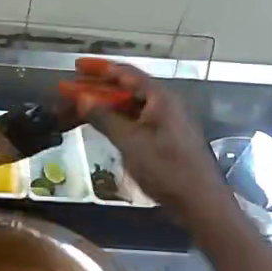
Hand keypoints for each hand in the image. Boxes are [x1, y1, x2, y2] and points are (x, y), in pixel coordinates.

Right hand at [67, 58, 234, 224]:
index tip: (77, 67)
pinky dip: (117, 119)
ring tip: (80, 109)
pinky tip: (102, 125)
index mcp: (160, 98)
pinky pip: (137, 120)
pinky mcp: (166, 138)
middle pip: (127, 88)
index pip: (126, 73)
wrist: (200, 202)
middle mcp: (165, 104)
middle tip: (71, 91)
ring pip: (131, 105)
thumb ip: (105, 118)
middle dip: (98, 88)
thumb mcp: (130, 143)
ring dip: (105, 105)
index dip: (100, 69)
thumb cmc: (166, 170)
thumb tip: (82, 98)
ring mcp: (167, 121)